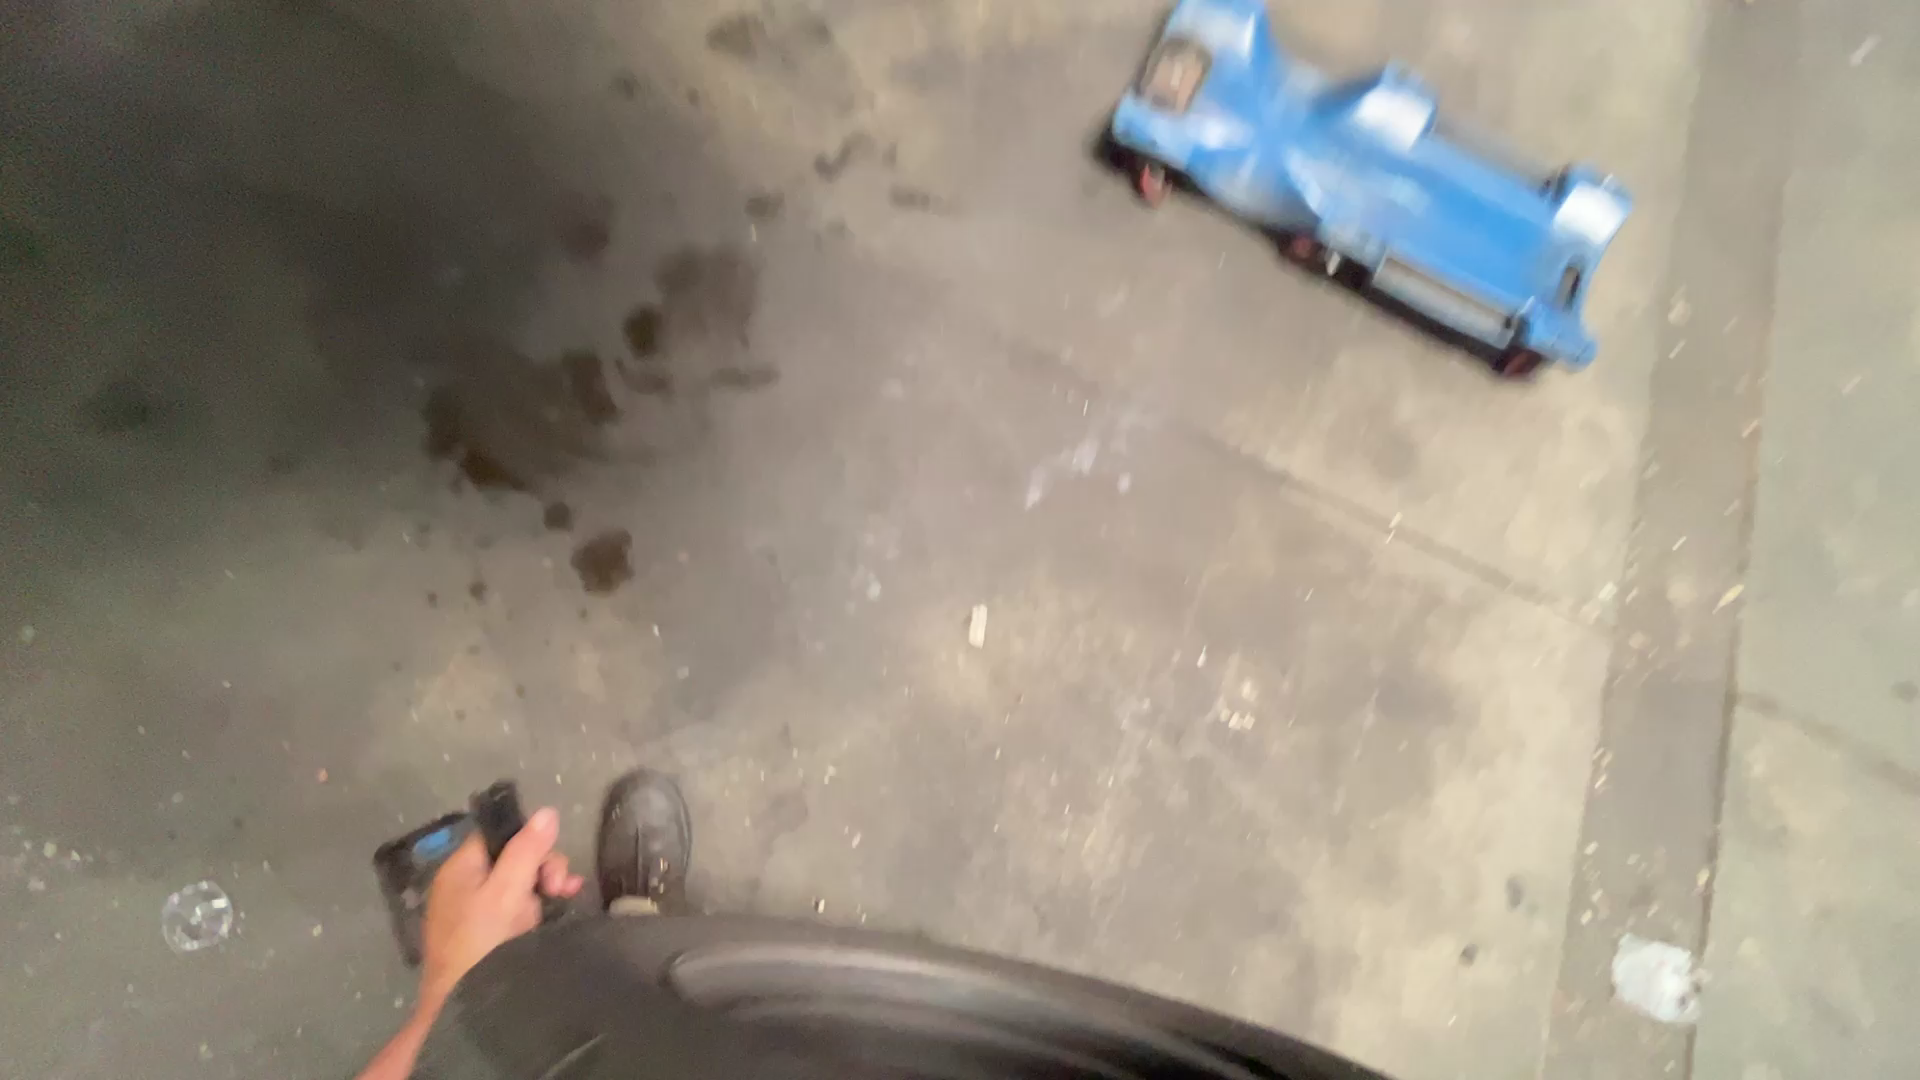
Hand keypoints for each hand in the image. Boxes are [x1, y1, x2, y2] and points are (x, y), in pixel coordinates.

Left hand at [416, 807, 582, 1017]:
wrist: (465, 1002)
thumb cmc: (481, 939)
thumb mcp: (506, 889)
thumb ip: (527, 849)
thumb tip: (546, 811)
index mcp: (461, 868)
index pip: (500, 833)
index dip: (528, 838)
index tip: (547, 855)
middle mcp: (469, 882)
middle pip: (516, 854)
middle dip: (543, 864)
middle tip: (555, 885)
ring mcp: (481, 906)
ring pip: (524, 876)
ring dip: (548, 881)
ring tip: (564, 895)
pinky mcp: (495, 926)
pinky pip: (524, 899)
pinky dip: (544, 897)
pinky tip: (564, 899)